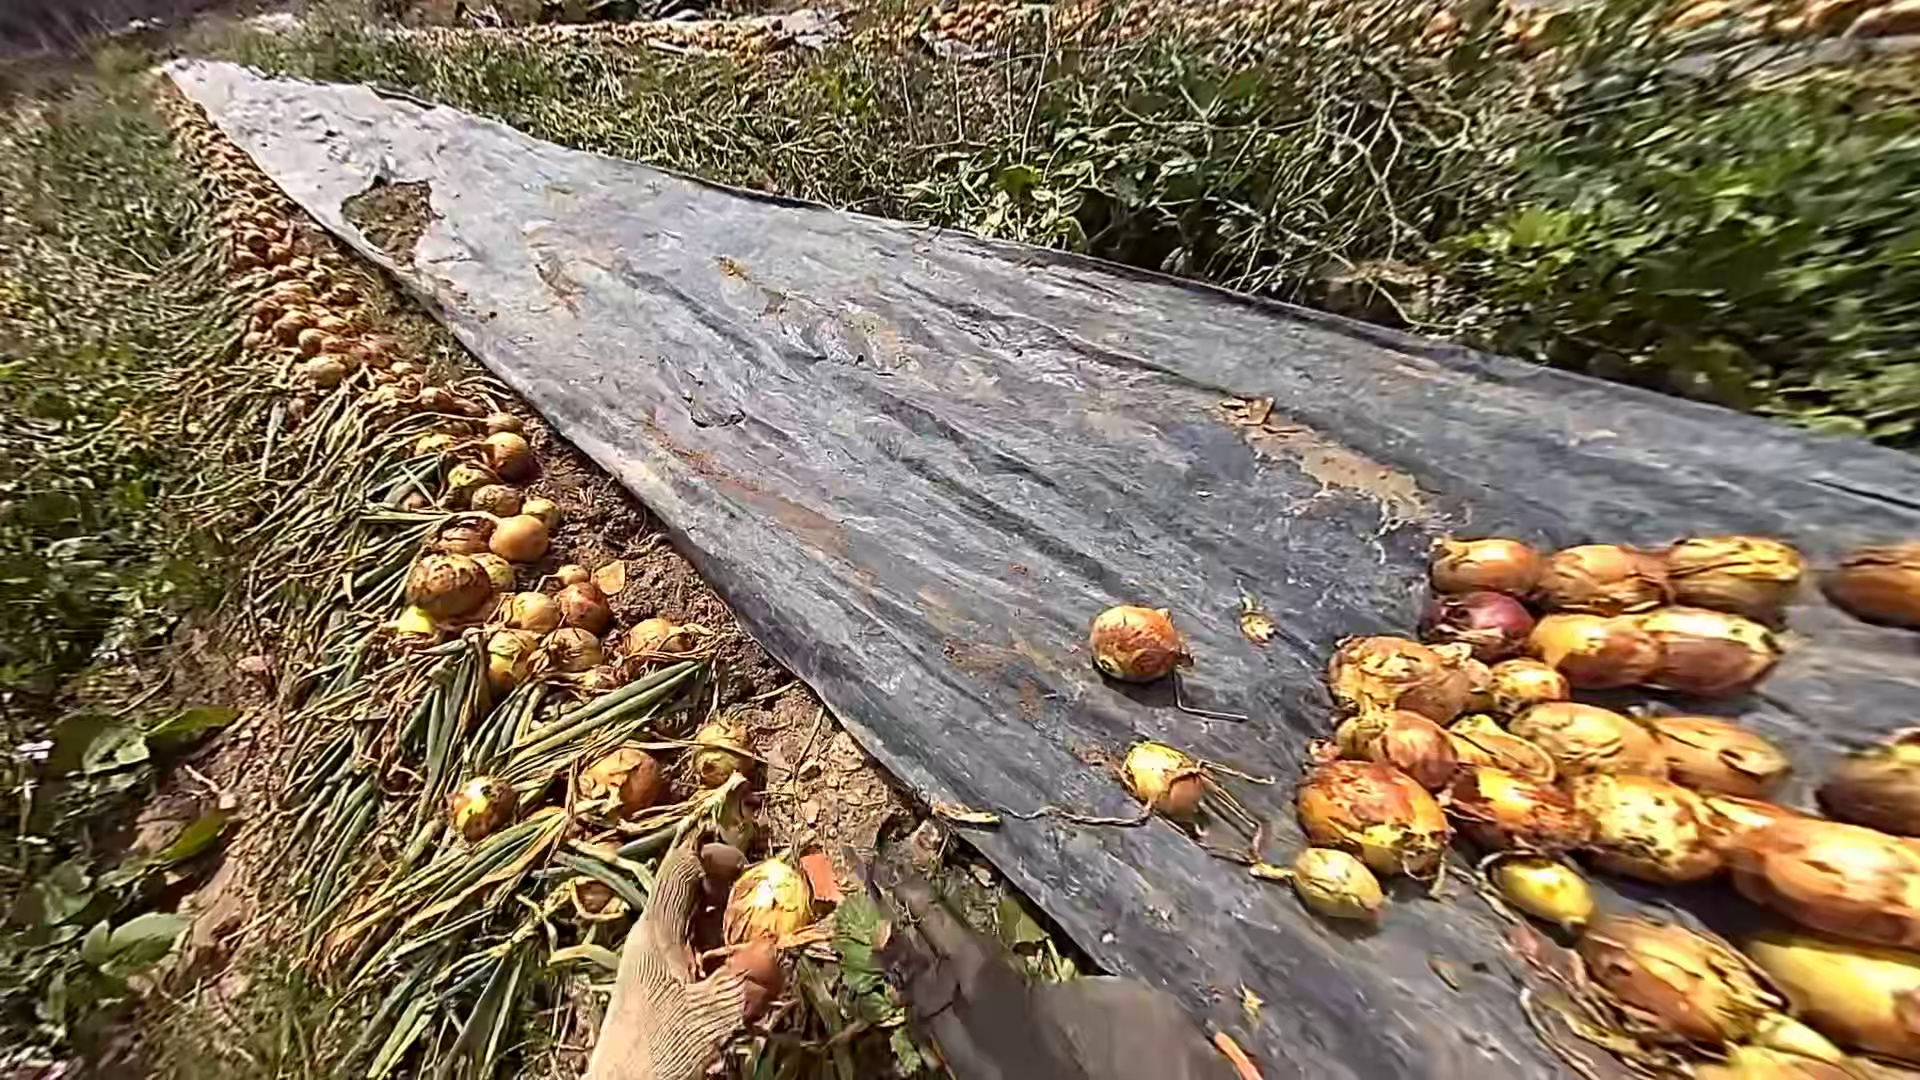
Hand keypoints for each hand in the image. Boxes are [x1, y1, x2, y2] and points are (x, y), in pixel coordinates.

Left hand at [585, 842, 781, 1079]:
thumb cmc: (653, 1058)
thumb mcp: (707, 1016)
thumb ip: (749, 978)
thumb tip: (782, 948)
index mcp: (657, 928)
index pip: (683, 864)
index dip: (716, 854)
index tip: (751, 866)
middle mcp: (657, 936)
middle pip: (697, 888)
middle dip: (735, 887)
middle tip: (768, 898)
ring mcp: (661, 961)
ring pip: (703, 919)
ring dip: (736, 920)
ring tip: (764, 934)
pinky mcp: (669, 986)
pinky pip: (704, 949)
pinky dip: (730, 948)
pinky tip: (747, 970)